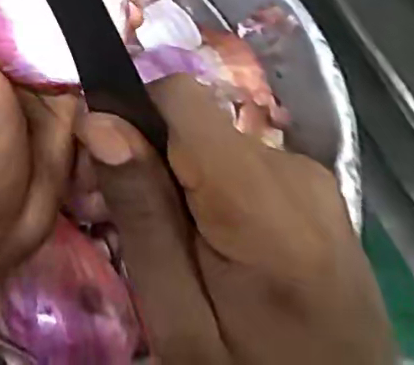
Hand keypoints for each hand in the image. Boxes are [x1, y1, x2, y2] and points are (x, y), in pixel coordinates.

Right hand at [77, 75, 394, 364]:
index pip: (177, 96)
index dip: (130, 116)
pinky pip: (234, 153)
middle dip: (144, 148)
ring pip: (207, 132)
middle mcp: (297, 176)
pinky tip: (206, 236)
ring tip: (167, 234)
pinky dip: (205, 178)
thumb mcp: (176, 316)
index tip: (106, 169)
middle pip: (189, 116)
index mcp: (264, 209)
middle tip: (125, 215)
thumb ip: (141, 212)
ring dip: (173, 165)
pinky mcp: (317, 193)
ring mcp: (314, 183)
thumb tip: (96, 120)